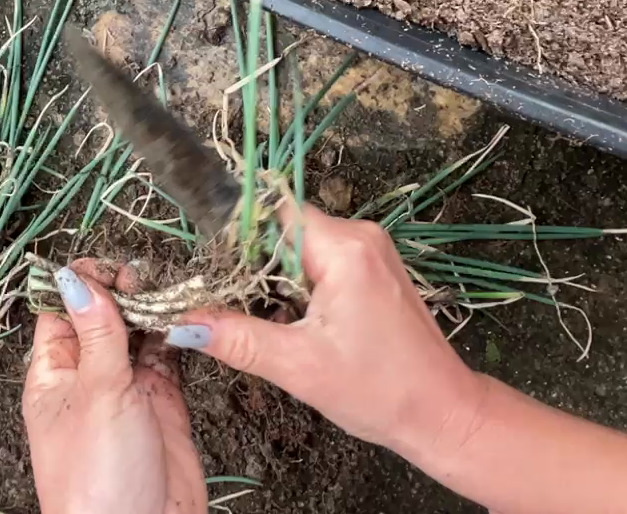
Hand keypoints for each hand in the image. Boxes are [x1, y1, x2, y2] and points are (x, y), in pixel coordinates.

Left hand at [23, 260, 207, 513]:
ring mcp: (126, 387)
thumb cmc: (98, 482)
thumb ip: (97, 332)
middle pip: (102, 316)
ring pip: (136, 330)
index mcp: (54, 374)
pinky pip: (166, 353)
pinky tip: (183, 315)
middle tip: (141, 275)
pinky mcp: (161, 400)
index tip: (105, 265)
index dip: (81, 283)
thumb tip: (75, 278)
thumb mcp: (96, 393)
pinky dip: (175, 332)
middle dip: (121, 290)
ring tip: (166, 287)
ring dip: (151, 307)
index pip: (61, 311)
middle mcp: (88, 376)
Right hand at [165, 204, 483, 460]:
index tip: (218, 262)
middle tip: (242, 299)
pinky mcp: (374, 263)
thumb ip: (238, 338)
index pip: (275, 213)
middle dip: (258, 259)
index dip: (241, 232)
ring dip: (279, 271)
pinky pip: (322, 253)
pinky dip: (302, 277)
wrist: (444, 413)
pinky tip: (299, 313)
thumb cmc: (380, 392)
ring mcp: (370, 246)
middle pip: (286, 225)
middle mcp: (360, 234)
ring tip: (273, 312)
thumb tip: (182, 324)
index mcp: (344, 248)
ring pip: (302, 240)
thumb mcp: (299, 366)